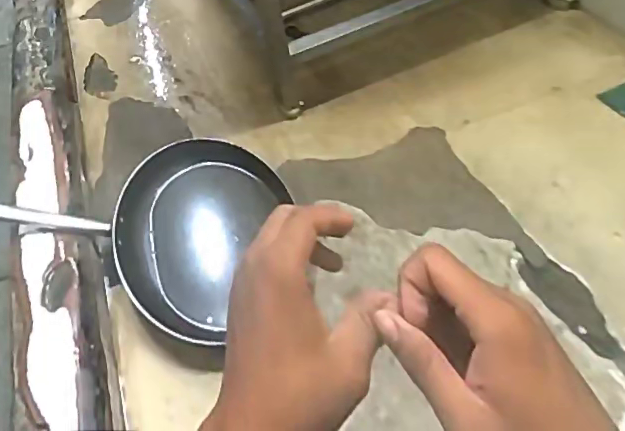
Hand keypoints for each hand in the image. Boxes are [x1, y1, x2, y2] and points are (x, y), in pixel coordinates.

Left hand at [201, 204, 392, 430]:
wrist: (250, 427)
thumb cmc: (298, 393)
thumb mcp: (346, 362)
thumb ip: (368, 320)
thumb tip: (386, 294)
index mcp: (278, 269)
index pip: (303, 219)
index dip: (330, 215)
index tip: (354, 225)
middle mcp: (254, 264)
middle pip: (283, 218)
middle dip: (315, 221)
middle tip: (345, 237)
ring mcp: (242, 280)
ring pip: (270, 236)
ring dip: (300, 238)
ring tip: (333, 264)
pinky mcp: (238, 297)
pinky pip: (262, 256)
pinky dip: (286, 255)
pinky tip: (309, 285)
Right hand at [376, 245, 613, 430]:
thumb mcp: (465, 416)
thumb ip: (420, 360)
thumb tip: (380, 312)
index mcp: (496, 313)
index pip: (431, 258)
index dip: (410, 289)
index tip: (415, 337)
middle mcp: (510, 301)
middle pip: (445, 274)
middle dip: (423, 308)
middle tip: (429, 362)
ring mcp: (524, 316)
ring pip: (460, 292)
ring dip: (441, 323)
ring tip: (451, 375)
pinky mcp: (531, 332)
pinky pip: (481, 310)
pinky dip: (462, 331)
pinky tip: (471, 375)